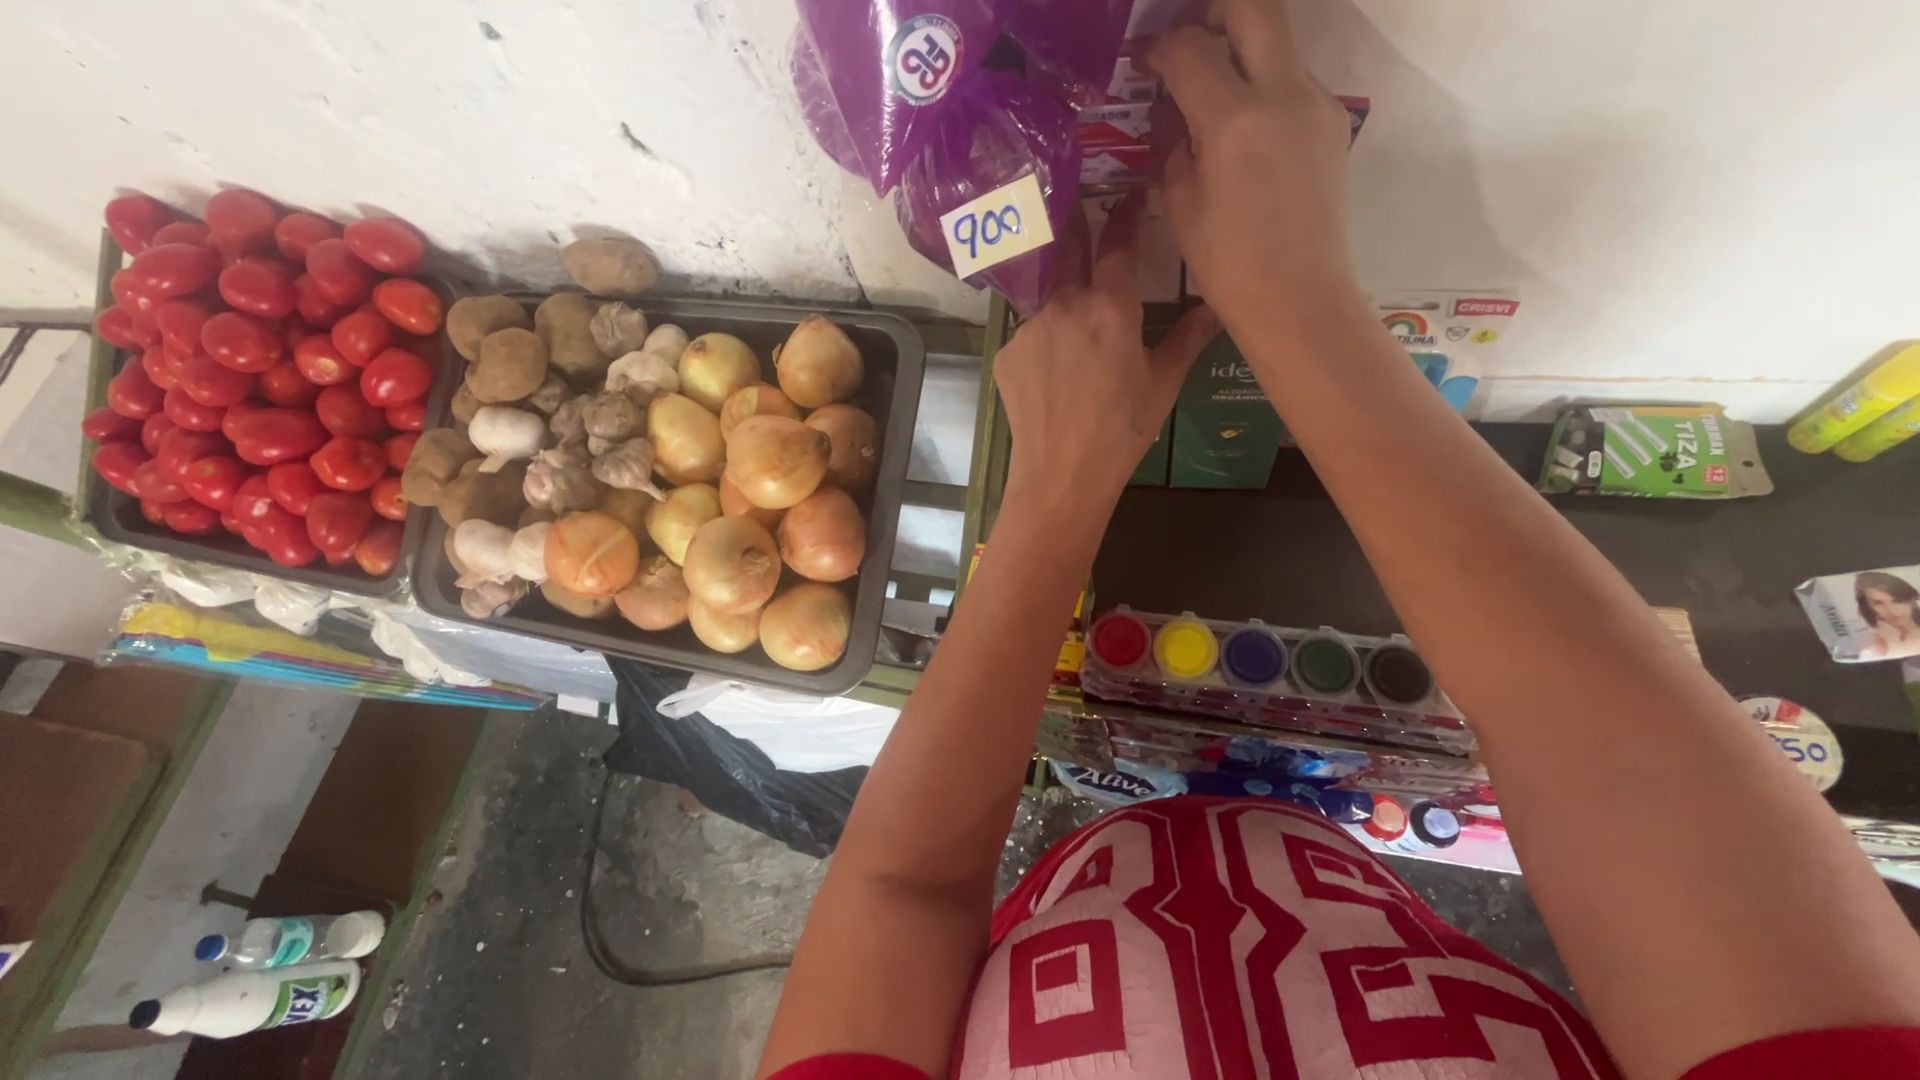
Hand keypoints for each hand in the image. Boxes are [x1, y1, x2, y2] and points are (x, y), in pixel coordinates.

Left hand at [994, 195, 1218, 519]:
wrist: (1061, 474)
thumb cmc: (1121, 431)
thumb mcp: (1162, 384)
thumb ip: (1187, 337)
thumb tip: (1218, 306)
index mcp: (1110, 307)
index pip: (1118, 242)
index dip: (1126, 213)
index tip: (1129, 193)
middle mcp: (1065, 304)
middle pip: (1068, 249)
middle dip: (1076, 226)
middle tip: (1080, 211)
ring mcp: (1029, 327)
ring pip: (1049, 300)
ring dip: (1062, 303)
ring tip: (1074, 337)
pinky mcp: (1006, 352)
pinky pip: (1029, 336)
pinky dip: (1043, 344)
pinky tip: (1053, 376)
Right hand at [1153, 0, 1367, 333]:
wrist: (1301, 298)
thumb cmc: (1229, 265)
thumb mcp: (1181, 204)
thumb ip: (1173, 142)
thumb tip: (1172, 109)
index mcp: (1235, 120)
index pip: (1191, 48)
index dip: (1160, 48)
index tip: (1146, 64)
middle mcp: (1284, 94)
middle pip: (1254, 5)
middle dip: (1214, 9)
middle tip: (1188, 40)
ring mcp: (1317, 104)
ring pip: (1278, 42)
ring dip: (1242, 48)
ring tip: (1211, 91)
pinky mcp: (1333, 123)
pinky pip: (1293, 80)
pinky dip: (1263, 85)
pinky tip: (1242, 129)